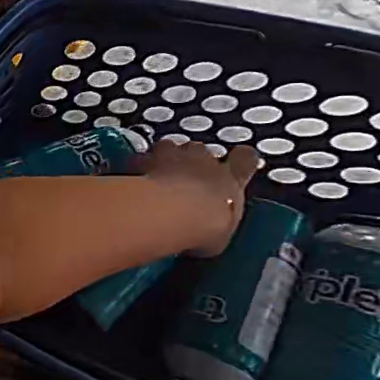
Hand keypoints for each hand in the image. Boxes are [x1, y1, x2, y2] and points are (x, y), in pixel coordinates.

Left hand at [137, 139, 261, 256]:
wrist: (174, 214)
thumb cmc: (205, 228)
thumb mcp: (220, 234)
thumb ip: (217, 223)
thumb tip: (207, 232)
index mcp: (233, 179)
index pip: (245, 158)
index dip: (239, 159)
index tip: (235, 165)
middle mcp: (205, 162)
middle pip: (202, 150)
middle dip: (193, 160)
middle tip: (184, 179)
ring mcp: (175, 156)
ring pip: (171, 146)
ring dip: (164, 157)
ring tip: (157, 176)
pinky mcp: (147, 160)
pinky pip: (141, 157)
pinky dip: (138, 165)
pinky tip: (134, 177)